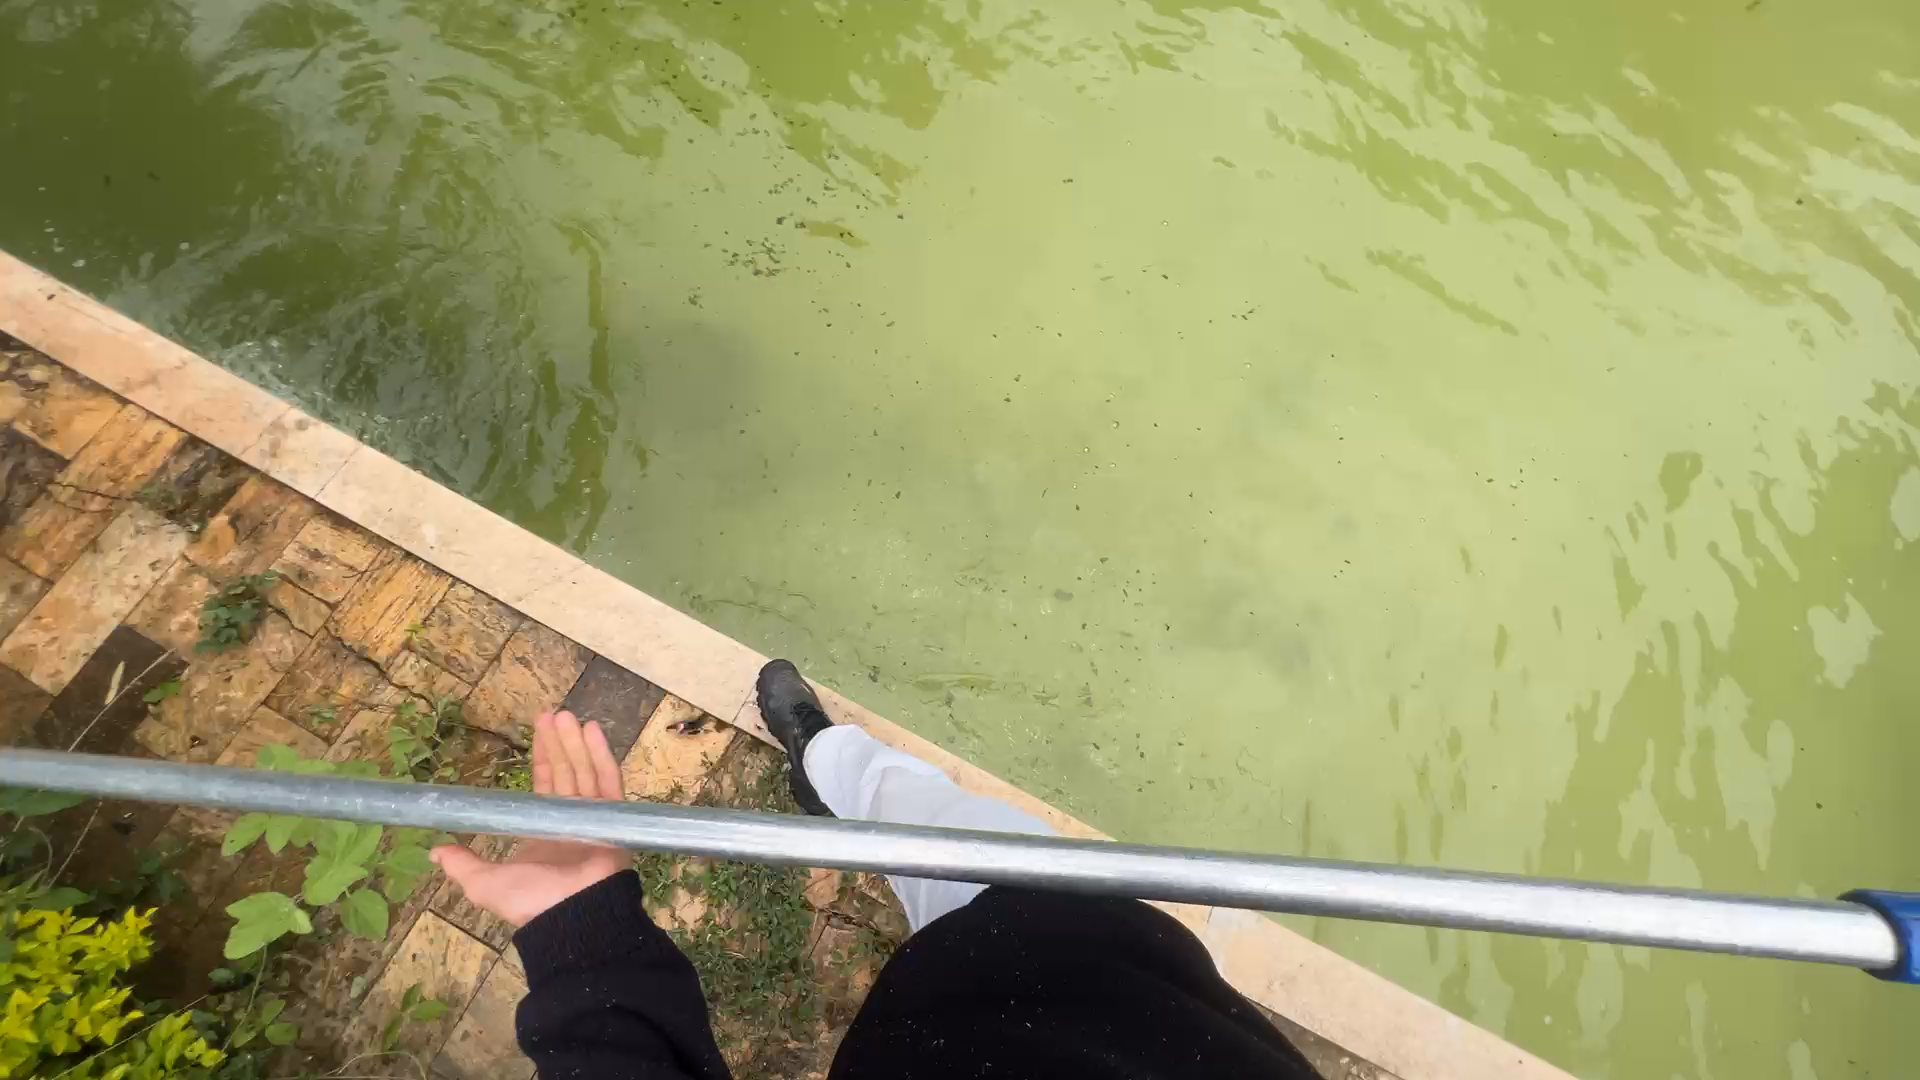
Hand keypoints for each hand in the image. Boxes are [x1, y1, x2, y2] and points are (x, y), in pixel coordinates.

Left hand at [431, 710, 628, 927]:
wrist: (569, 912)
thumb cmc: (531, 898)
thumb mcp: (486, 883)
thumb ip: (464, 865)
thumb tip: (434, 851)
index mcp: (544, 829)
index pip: (545, 783)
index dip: (542, 757)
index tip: (539, 730)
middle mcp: (571, 816)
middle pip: (566, 770)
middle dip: (559, 742)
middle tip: (552, 714)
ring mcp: (594, 813)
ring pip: (584, 769)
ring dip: (576, 742)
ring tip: (568, 716)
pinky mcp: (613, 813)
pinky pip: (607, 778)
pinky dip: (601, 754)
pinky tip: (593, 731)